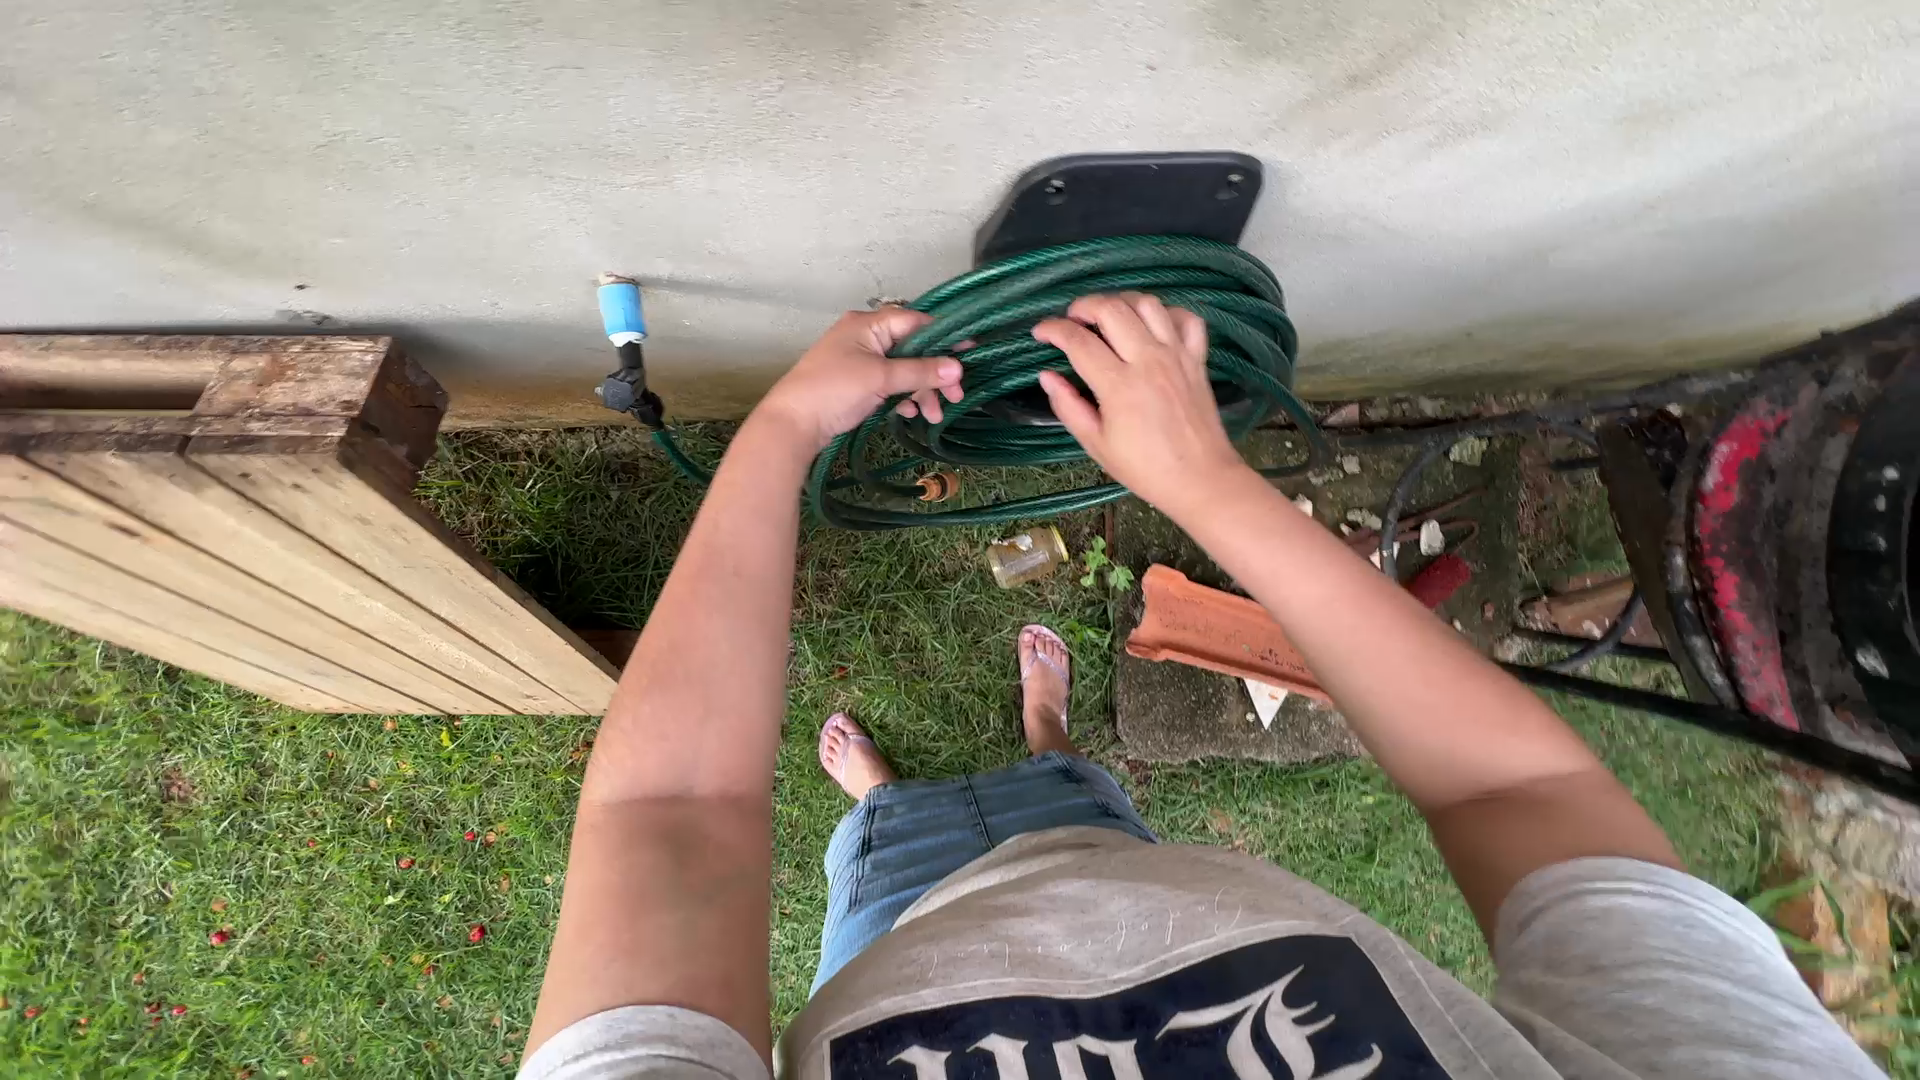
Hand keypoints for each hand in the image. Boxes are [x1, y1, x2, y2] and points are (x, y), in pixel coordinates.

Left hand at [754, 308, 964, 451]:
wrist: (792, 424)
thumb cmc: (833, 391)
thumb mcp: (881, 378)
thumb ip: (921, 372)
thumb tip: (958, 368)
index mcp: (868, 323)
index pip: (916, 322)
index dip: (945, 337)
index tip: (970, 354)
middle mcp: (865, 336)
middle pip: (913, 348)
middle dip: (935, 373)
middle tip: (955, 396)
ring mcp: (861, 360)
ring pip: (903, 370)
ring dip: (922, 390)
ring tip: (934, 415)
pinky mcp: (858, 384)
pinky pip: (891, 385)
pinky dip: (904, 398)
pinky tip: (913, 414)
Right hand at [1033, 293, 1249, 513]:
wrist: (1200, 478)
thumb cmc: (1143, 468)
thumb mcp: (1096, 444)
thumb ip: (1068, 406)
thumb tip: (1047, 376)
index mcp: (1118, 385)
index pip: (1078, 342)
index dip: (1053, 330)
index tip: (1040, 332)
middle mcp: (1149, 360)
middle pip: (1112, 309)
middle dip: (1084, 306)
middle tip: (1071, 319)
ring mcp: (1177, 355)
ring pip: (1147, 304)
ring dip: (1121, 301)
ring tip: (1107, 316)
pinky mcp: (1197, 359)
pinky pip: (1185, 318)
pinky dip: (1165, 312)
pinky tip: (1151, 326)